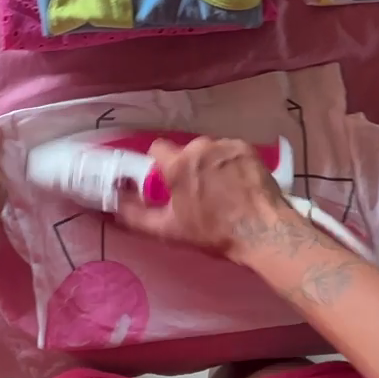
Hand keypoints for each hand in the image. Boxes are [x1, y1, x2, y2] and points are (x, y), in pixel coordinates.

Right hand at [112, 136, 290, 259]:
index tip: (168, 181)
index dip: (160, 165)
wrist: (264, 232)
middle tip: (199, 192)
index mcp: (178, 164)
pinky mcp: (246, 147)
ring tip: (223, 189)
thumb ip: (137, 216)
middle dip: (188, 167)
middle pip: (185, 151)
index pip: (157, 149)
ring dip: (210, 164)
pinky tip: (239, 183)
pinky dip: (230, 162)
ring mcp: (225, 145)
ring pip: (208, 150)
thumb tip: (114, 207)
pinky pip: (229, 150)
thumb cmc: (215, 232)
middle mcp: (200, 147)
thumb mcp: (171, 230)